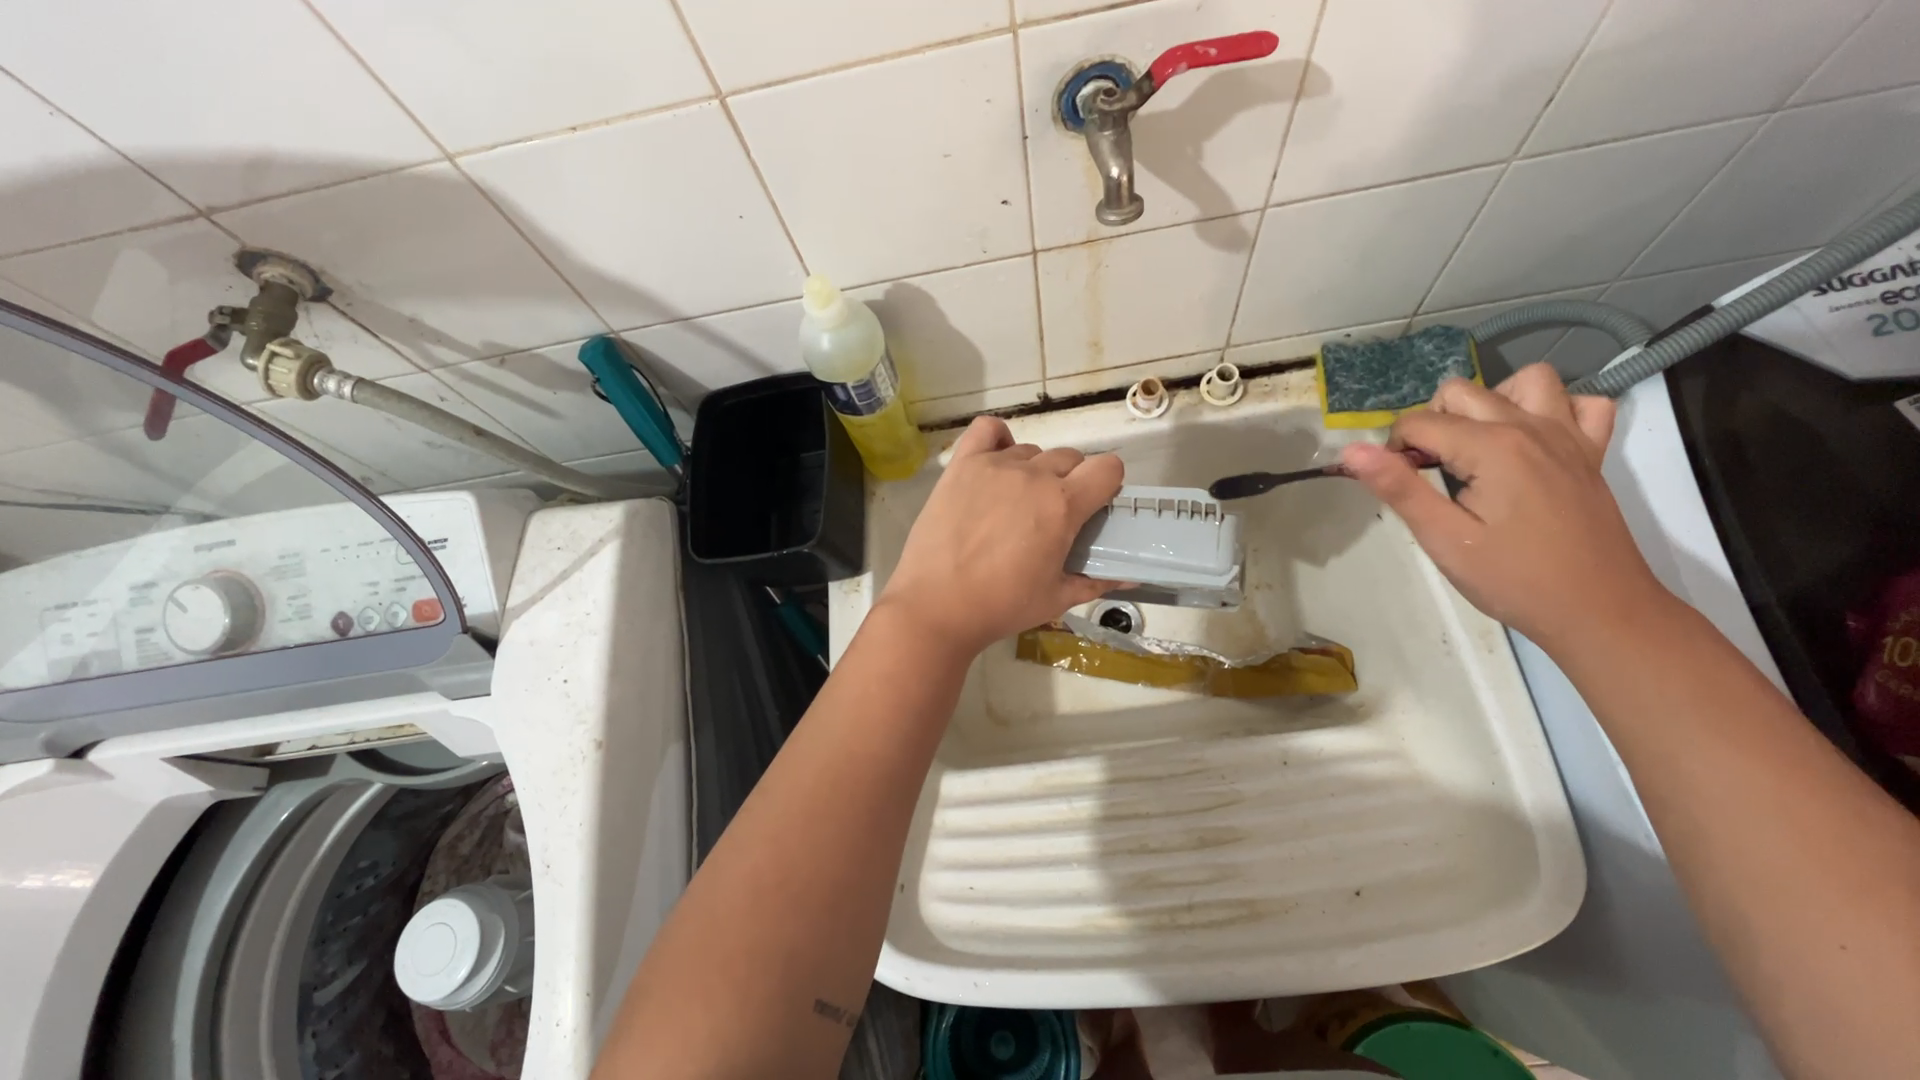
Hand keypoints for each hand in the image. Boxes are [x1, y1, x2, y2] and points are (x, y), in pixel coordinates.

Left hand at [878, 416, 1124, 655]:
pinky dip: (998, 440)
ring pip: (1031, 452)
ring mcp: (994, 466)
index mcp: (1063, 505)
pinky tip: (996, 464)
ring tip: (1015, 505)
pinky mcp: (961, 466)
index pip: (1108, 468)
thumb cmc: (1002, 605)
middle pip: (1070, 458)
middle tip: (1052, 517)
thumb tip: (1129, 578)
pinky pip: (987, 430)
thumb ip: (1096, 581)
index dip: (1107, 485)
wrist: (937, 606)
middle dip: (1071, 482)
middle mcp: (1033, 475)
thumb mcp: (1056, 598)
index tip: (1094, 507)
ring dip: (1034, 471)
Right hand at [1339, 363, 1668, 648]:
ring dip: (1493, 401)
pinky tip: (1534, 442)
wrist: (1599, 611)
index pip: (1419, 422)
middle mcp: (1530, 427)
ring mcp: (1568, 436)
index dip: (1394, 451)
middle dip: (1432, 424)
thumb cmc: (1514, 580)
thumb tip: (1352, 450)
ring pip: (1526, 380)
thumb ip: (1399, 488)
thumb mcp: (1444, 539)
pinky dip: (1555, 410)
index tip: (1400, 487)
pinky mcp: (1591, 452)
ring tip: (1477, 444)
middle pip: (1460, 393)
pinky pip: (1581, 404)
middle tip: (1429, 474)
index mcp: (1491, 447)